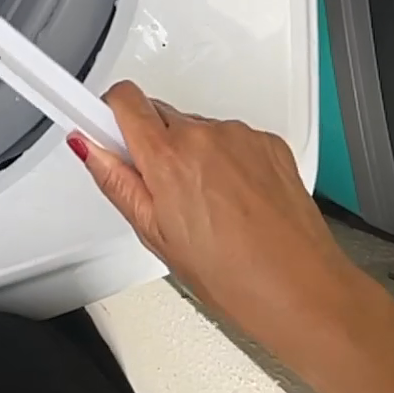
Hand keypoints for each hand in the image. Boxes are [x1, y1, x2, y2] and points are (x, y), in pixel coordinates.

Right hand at [70, 81, 348, 331]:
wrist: (307, 292)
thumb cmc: (236, 278)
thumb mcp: (157, 236)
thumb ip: (117, 182)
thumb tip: (89, 148)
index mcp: (168, 158)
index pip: (122, 99)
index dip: (103, 108)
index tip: (86, 108)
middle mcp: (203, 135)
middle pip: (156, 113)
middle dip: (150, 140)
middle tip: (160, 186)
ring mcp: (238, 135)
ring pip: (193, 126)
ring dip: (190, 151)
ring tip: (207, 202)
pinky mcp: (267, 139)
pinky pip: (229, 135)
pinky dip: (225, 157)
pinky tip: (235, 198)